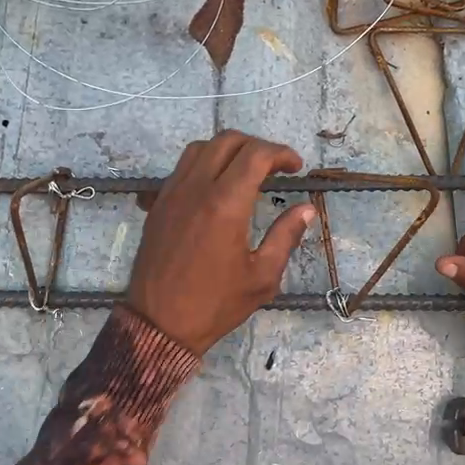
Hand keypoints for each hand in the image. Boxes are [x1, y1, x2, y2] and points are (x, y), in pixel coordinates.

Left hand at [127, 130, 316, 354]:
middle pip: (228, 141)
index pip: (256, 155)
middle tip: (274, 167)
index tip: (295, 167)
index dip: (281, 153)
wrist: (158, 323)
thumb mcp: (262, 277)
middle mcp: (196, 188)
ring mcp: (172, 193)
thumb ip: (285, 236)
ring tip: (245, 171)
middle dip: (257, 146)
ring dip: (228, 150)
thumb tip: (306, 209)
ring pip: (201, 148)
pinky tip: (217, 188)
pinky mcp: (158, 204)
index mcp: (225, 204)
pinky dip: (204, 163)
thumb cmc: (214, 304)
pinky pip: (182, 167)